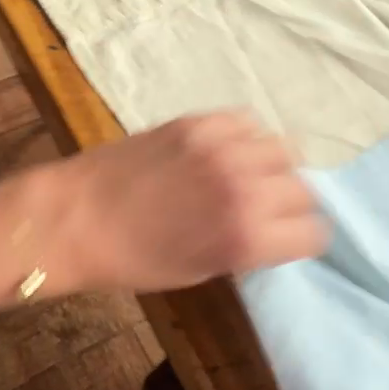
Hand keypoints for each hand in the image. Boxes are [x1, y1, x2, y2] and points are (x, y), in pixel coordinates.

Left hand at [23, 110, 327, 293]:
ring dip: (270, 164)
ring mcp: (221, 149)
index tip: (286, 236)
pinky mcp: (196, 122)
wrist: (75, 218)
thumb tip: (269, 228)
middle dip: (289, 201)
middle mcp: (244, 189)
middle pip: (303, 186)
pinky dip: (243, 135)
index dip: (301, 236)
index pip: (313, 231)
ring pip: (281, 146)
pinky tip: (224, 149)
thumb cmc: (131, 259)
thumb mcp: (199, 269)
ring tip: (245, 174)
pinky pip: (245, 120)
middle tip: (264, 207)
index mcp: (247, 238)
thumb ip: (245, 247)